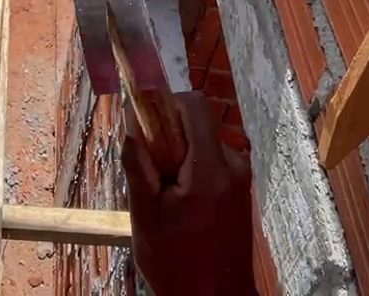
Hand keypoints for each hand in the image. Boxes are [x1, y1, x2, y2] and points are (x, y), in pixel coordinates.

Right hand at [126, 92, 257, 295]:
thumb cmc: (178, 266)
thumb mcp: (145, 218)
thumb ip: (137, 166)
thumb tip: (129, 121)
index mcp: (210, 171)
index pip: (194, 106)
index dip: (166, 103)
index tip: (145, 124)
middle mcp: (232, 166)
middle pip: (196, 121)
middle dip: (167, 133)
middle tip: (150, 167)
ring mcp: (240, 176)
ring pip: (200, 138)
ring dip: (178, 151)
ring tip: (163, 191)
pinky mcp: (240, 185)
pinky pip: (209, 156)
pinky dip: (190, 164)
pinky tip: (179, 199)